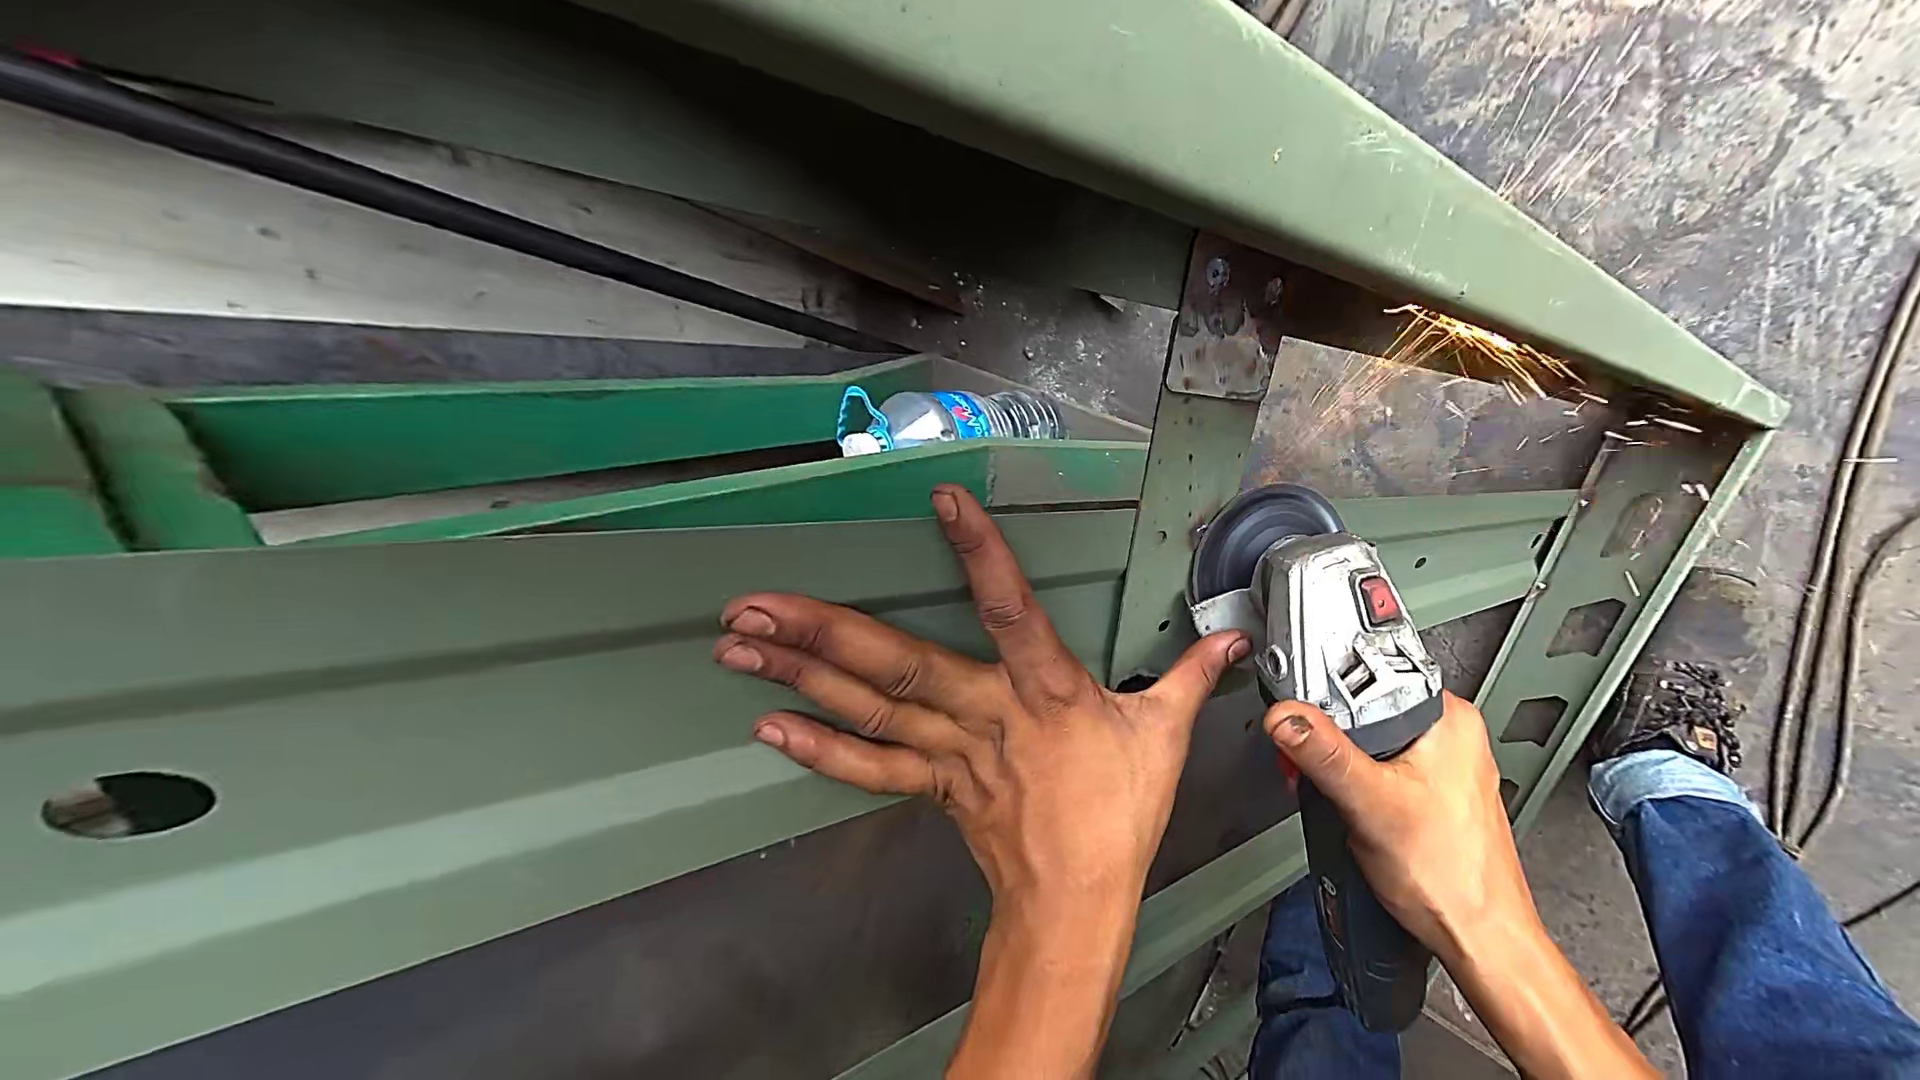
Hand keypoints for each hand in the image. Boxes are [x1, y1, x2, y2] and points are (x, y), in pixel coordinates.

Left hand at [713, 484, 1249, 913]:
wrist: (1080, 900)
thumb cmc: (1118, 812)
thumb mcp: (1164, 734)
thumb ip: (1189, 676)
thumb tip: (1231, 641)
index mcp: (1045, 689)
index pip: (1011, 607)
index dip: (979, 552)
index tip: (943, 500)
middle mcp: (983, 711)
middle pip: (897, 663)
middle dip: (820, 629)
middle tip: (752, 603)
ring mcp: (947, 750)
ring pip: (867, 706)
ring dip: (799, 673)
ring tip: (738, 646)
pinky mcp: (930, 782)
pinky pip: (867, 765)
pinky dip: (817, 747)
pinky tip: (769, 726)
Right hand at [1262, 691, 1534, 962]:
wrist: (1476, 937)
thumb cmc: (1453, 878)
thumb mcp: (1372, 803)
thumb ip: (1324, 754)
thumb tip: (1285, 715)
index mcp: (1447, 718)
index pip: (1365, 674)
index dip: (1320, 691)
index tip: (1292, 710)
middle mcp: (1442, 731)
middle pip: (1355, 703)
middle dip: (1318, 729)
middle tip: (1301, 754)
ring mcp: (1429, 757)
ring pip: (1356, 731)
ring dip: (1325, 753)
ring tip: (1320, 779)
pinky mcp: (1415, 780)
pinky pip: (1363, 756)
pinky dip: (1338, 771)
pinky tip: (1335, 792)